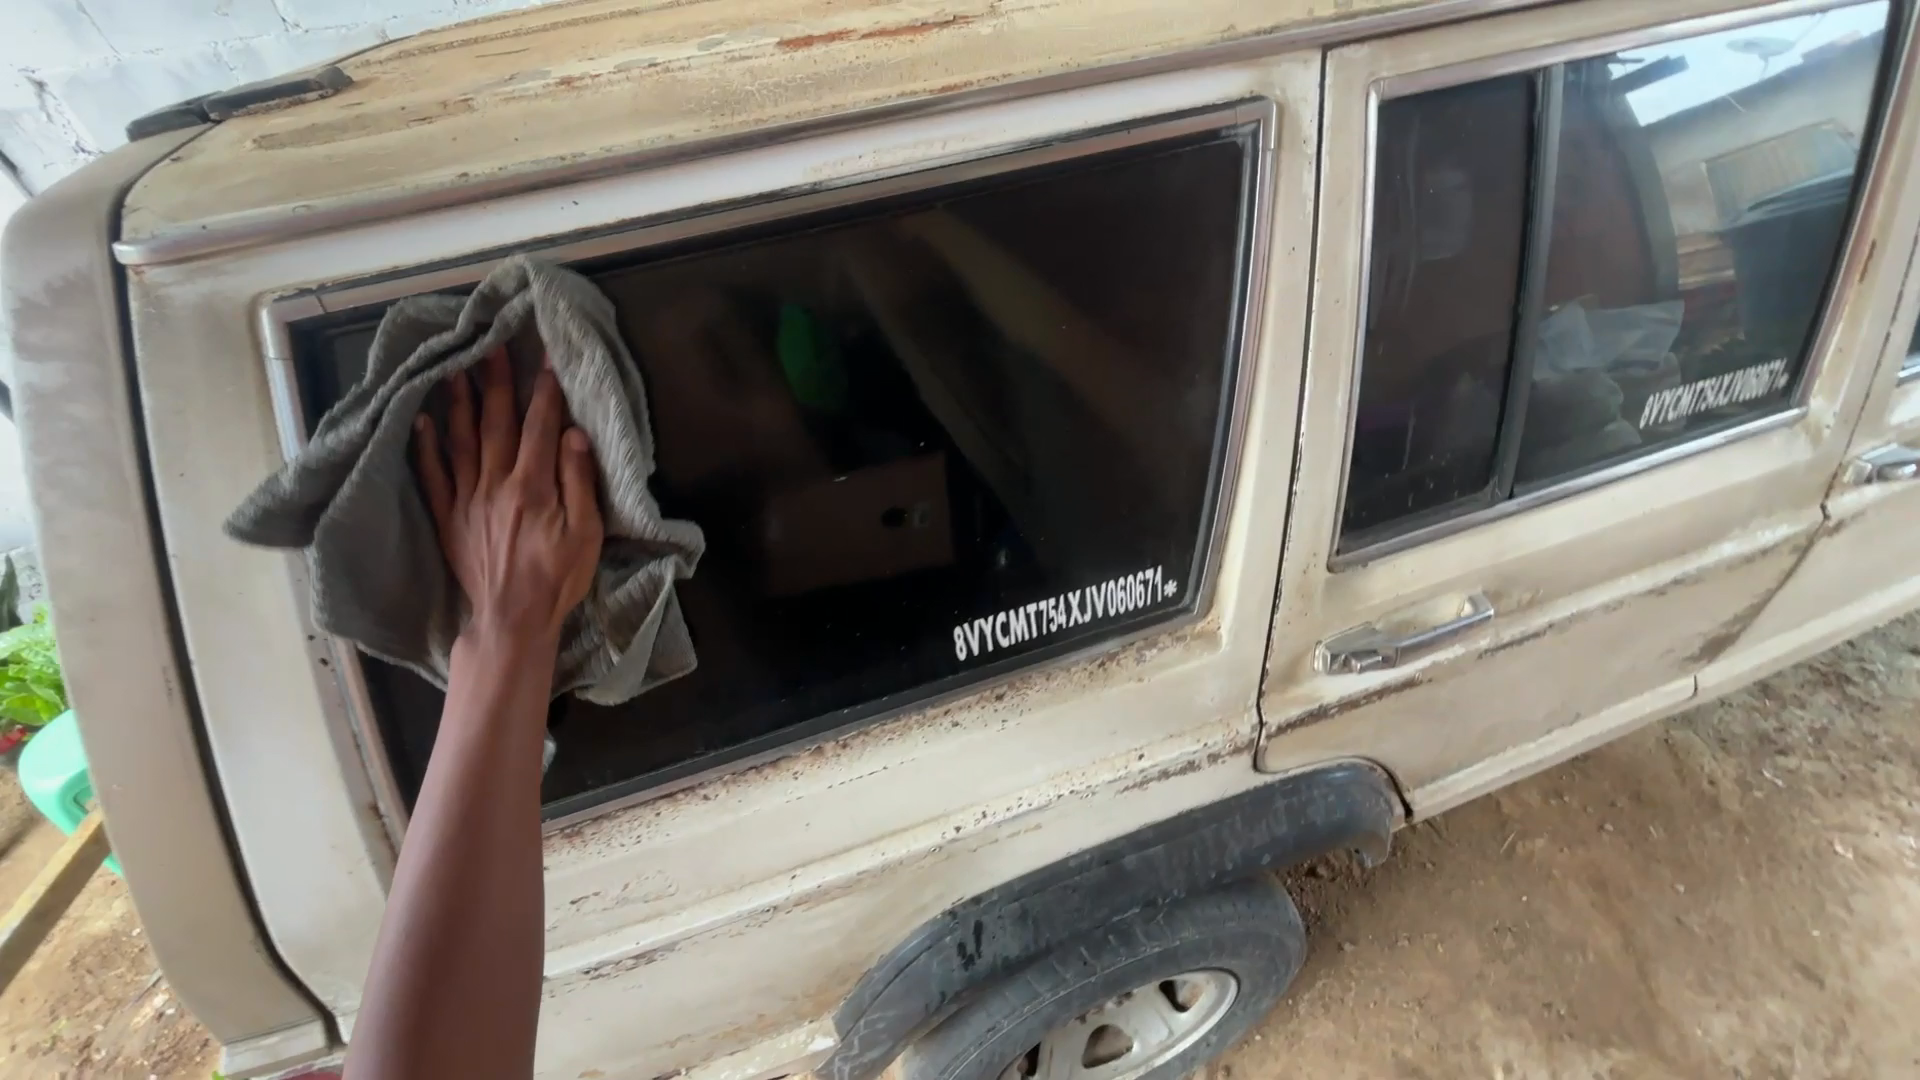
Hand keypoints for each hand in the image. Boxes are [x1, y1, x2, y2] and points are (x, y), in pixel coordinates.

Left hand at [412, 345, 603, 648]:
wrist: (512, 617)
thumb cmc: (559, 576)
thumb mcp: (587, 532)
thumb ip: (579, 482)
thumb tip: (574, 436)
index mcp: (533, 487)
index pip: (540, 428)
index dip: (544, 393)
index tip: (545, 360)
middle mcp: (495, 484)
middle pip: (495, 424)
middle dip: (496, 383)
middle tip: (491, 346)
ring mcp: (466, 499)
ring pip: (460, 441)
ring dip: (458, 402)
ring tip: (454, 368)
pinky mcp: (448, 517)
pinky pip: (432, 475)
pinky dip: (425, 446)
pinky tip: (422, 420)